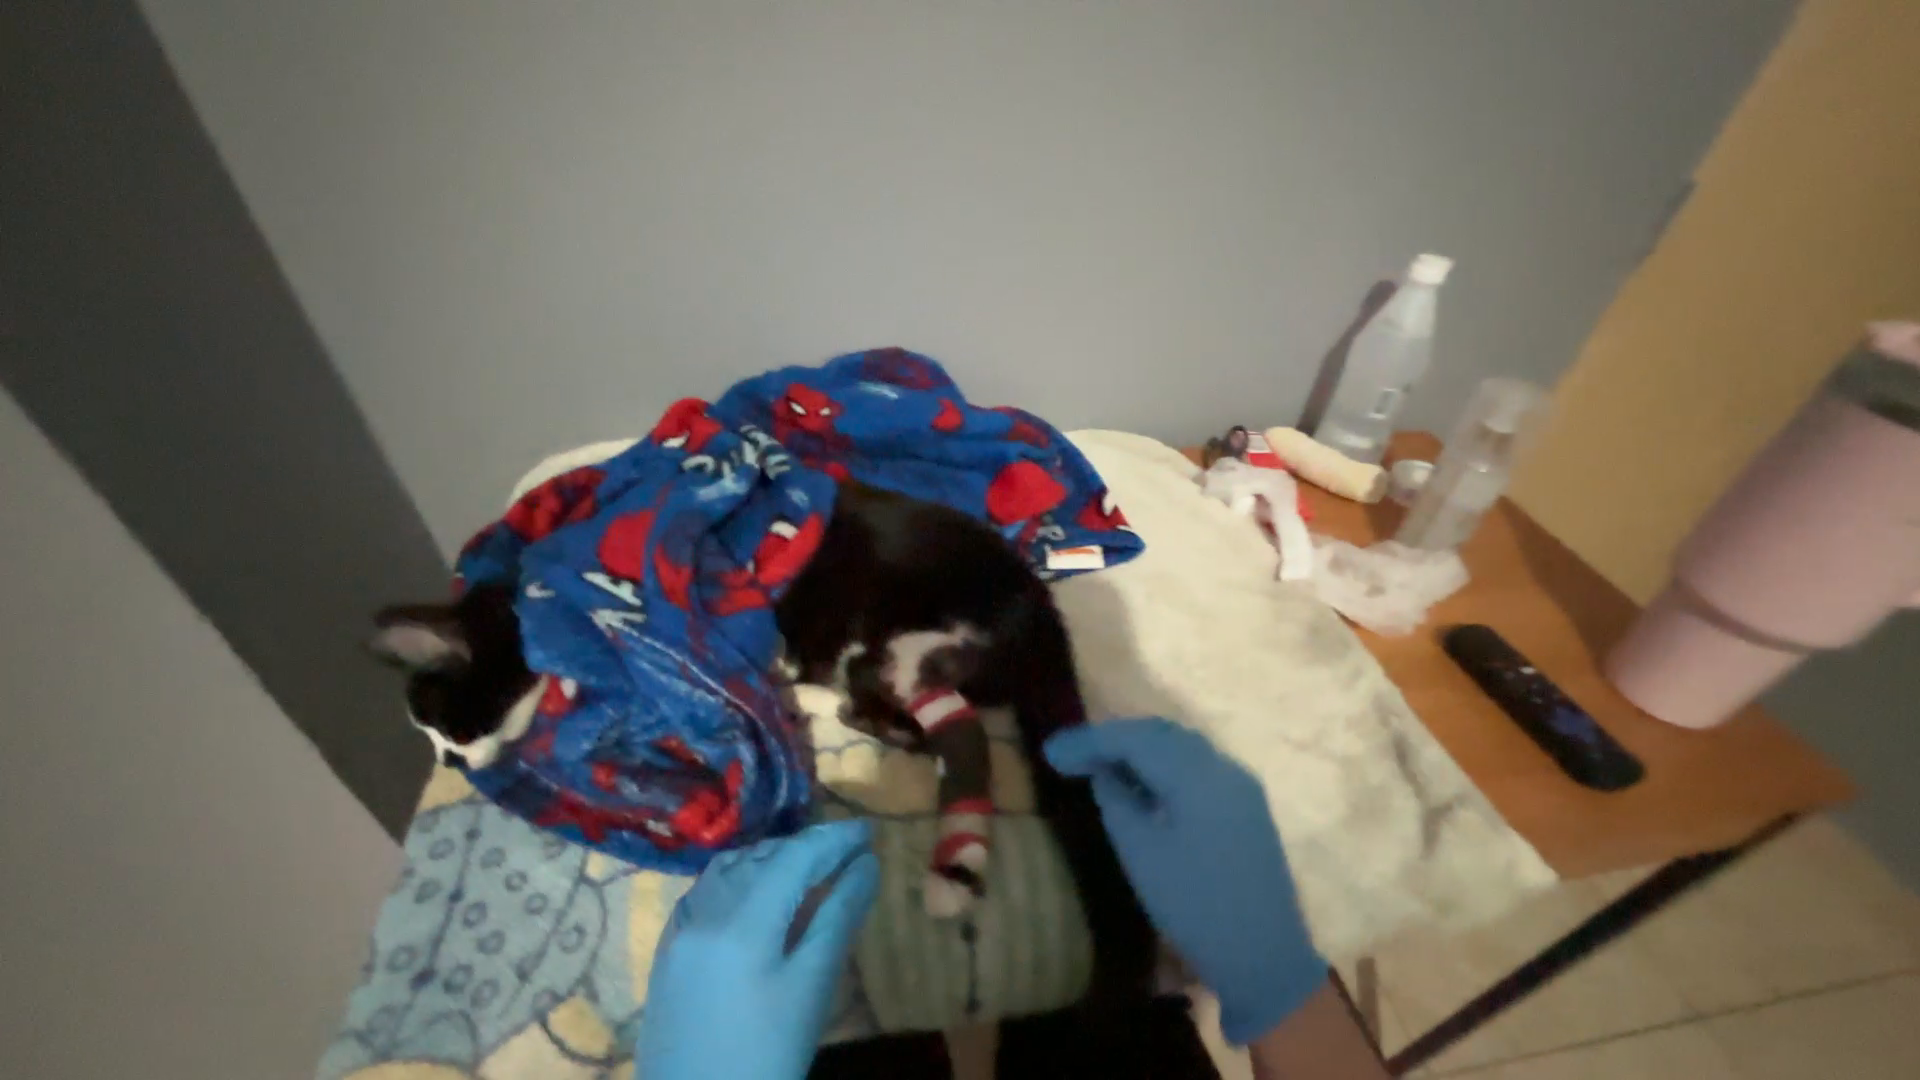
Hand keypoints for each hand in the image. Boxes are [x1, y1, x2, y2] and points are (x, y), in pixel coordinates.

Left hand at [636, 820, 879, 1078]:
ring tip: (808, 865)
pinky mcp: (667, 952)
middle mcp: (706, 909)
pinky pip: (706, 890)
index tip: (869, 829)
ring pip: (730, 867)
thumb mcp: (812, 986)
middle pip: (763, 855)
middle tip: (847, 848)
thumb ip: (839, 916)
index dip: (836, 837)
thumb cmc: (766, 1055)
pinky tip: (756, 892)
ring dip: (771, 857)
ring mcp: (680, 929)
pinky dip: (739, 876)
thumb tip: (868, 864)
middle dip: (807, 845)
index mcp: (744, 918)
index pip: (797, 854)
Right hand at [1045, 718, 1324, 1043]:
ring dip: (1136, 749)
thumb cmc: (1195, 907)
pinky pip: (1195, 766)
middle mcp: (1221, 766)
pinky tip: (1137, 784)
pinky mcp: (1243, 804)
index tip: (1050, 752)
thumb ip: (1116, 801)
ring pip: (1178, 746)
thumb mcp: (1141, 853)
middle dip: (1111, 739)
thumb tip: (1102, 772)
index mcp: (1196, 775)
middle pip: (1158, 733)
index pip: (1133, 737)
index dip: (1088, 740)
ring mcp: (1238, 784)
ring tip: (1096, 765)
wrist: (1265, 958)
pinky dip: (1160, 765)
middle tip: (1069, 755)